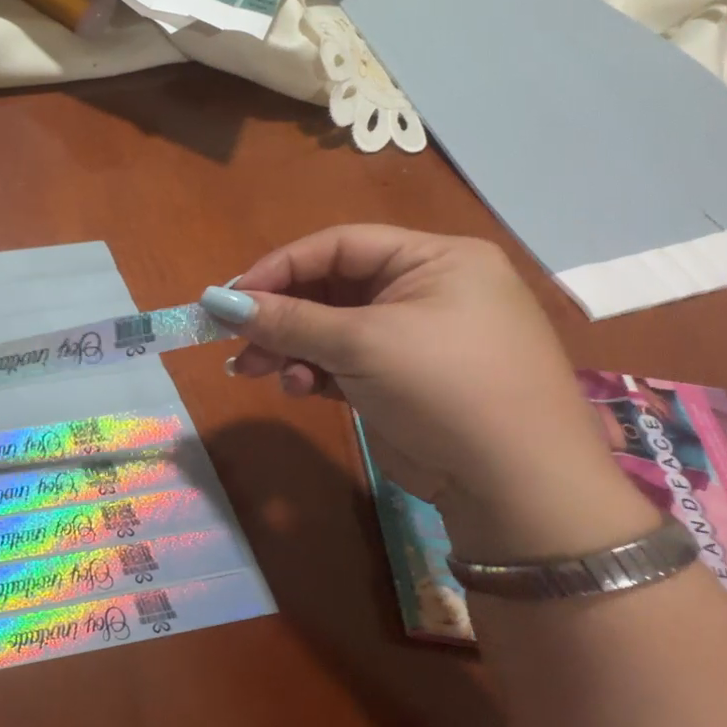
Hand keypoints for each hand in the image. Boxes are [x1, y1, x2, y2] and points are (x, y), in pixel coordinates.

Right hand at [200, 225, 659, 559]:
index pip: (339, 245)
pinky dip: (311, 371)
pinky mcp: (398, 377)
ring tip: (253, 373)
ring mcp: (412, 336)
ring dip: (287, 348)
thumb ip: (286, 320)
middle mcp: (425, 290)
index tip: (228, 300)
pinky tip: (300, 390)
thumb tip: (214, 302)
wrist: (512, 480)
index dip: (279, 267)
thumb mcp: (360, 344)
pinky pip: (339, 360)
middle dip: (278, 316)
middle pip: (328, 287)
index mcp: (436, 261)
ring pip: (326, 327)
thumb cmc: (444, 387)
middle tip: (233, 341)